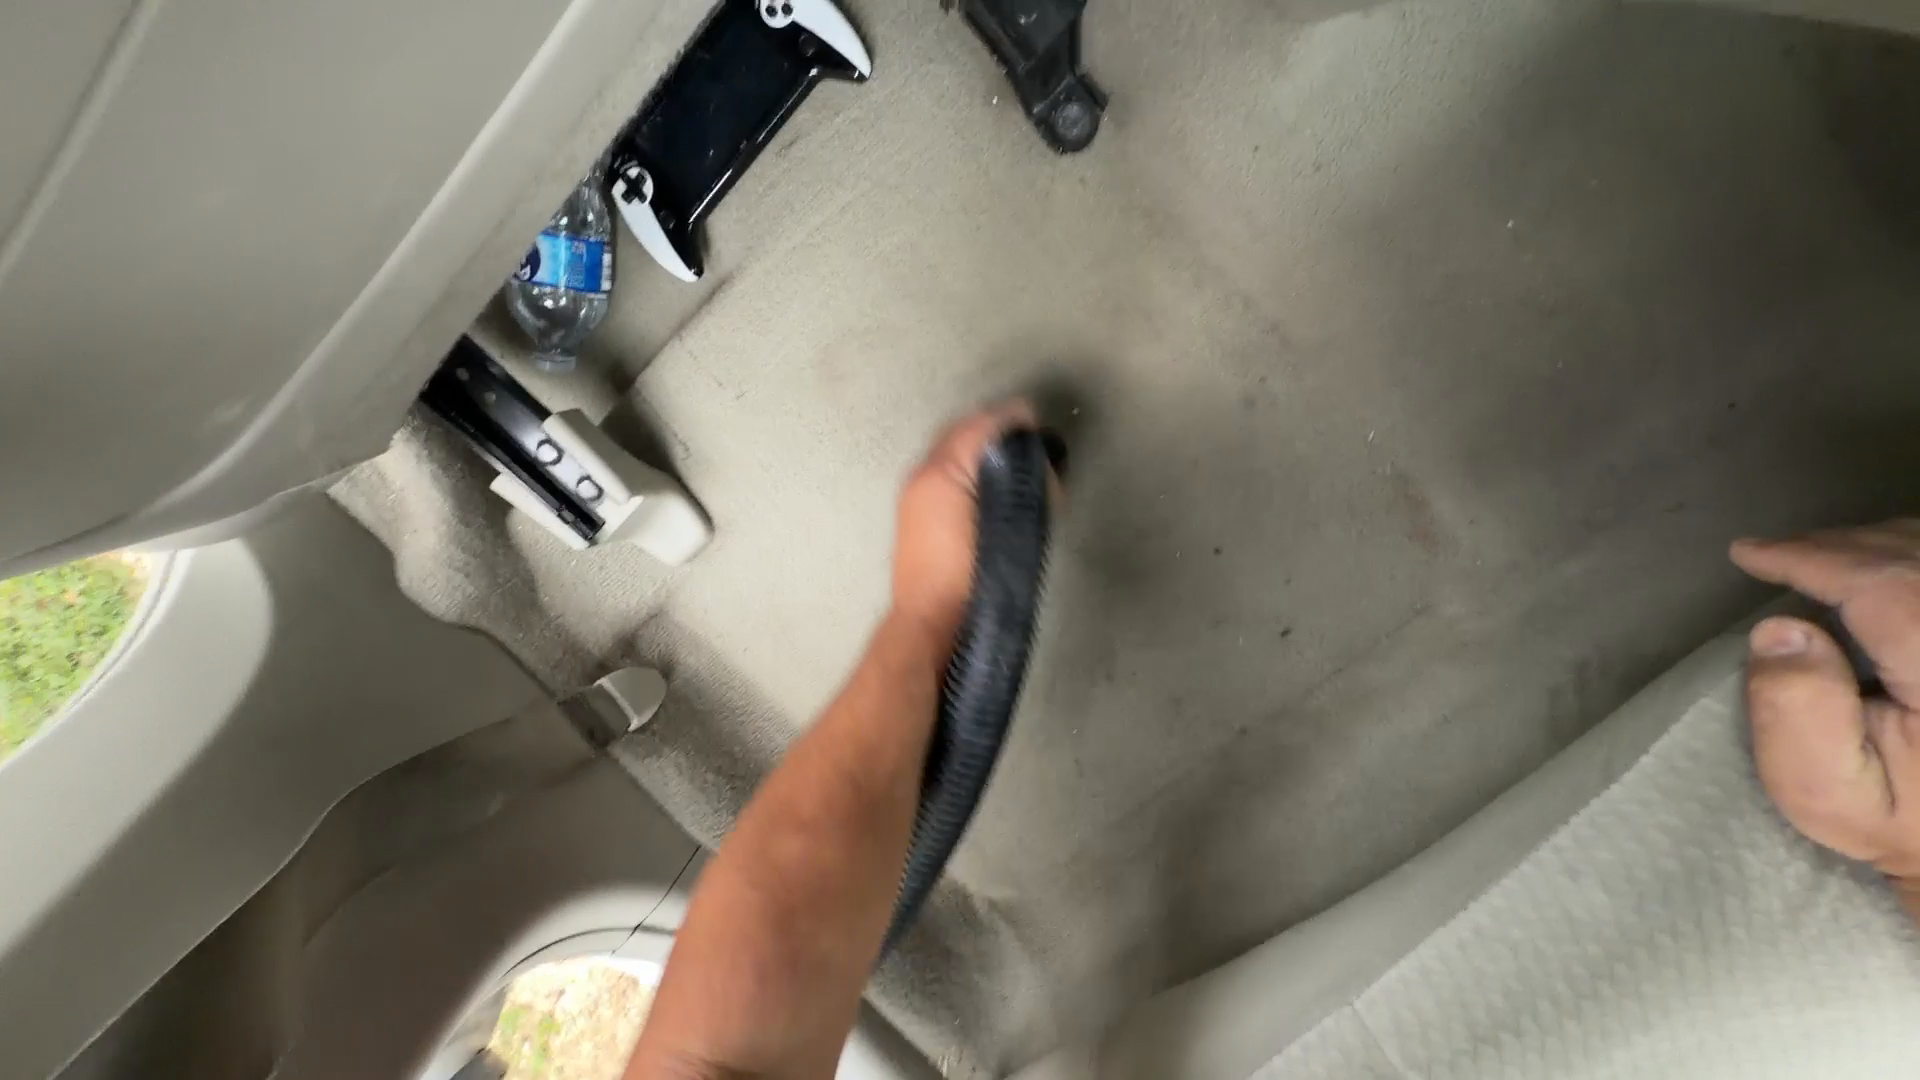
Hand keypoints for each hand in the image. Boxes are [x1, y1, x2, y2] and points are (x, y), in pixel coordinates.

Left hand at [890, 401, 1039, 645]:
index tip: (1035, 421)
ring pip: (951, 452)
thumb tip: (1031, 463)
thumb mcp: (1006, 530)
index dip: (1010, 418)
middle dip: (994, 428)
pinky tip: (989, 484)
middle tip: (1026, 437)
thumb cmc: (970, 575)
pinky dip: (967, 466)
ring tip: (1012, 459)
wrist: (930, 619)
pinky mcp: (915, 512)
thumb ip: (1018, 485)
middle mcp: (923, 473)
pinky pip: (944, 472)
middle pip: (961, 432)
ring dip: (980, 447)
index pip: (979, 425)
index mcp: (942, 471)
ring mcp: (915, 493)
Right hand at [1731, 522, 1919, 908]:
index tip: (1749, 553)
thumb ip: (1794, 709)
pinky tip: (1886, 574)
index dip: (1813, 558)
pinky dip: (1914, 564)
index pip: (1888, 585)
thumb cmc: (1900, 826)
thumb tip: (1777, 629)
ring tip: (1824, 561)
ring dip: (1886, 550)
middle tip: (1777, 555)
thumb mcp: (1824, 790)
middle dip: (1843, 547)